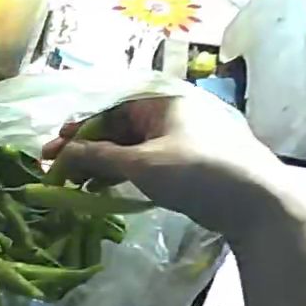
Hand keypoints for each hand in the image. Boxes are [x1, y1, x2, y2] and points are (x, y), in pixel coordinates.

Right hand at [41, 89, 300, 238]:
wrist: (254, 202)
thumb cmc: (196, 171)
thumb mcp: (140, 163)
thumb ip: (97, 156)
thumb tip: (61, 153)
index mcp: (162, 103)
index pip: (108, 112)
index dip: (78, 131)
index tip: (52, 150)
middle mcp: (169, 116)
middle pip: (116, 130)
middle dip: (85, 150)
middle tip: (56, 171)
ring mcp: (178, 141)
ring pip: (127, 149)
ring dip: (98, 165)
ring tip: (74, 185)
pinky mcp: (183, 165)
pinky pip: (141, 163)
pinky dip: (118, 175)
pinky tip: (101, 190)